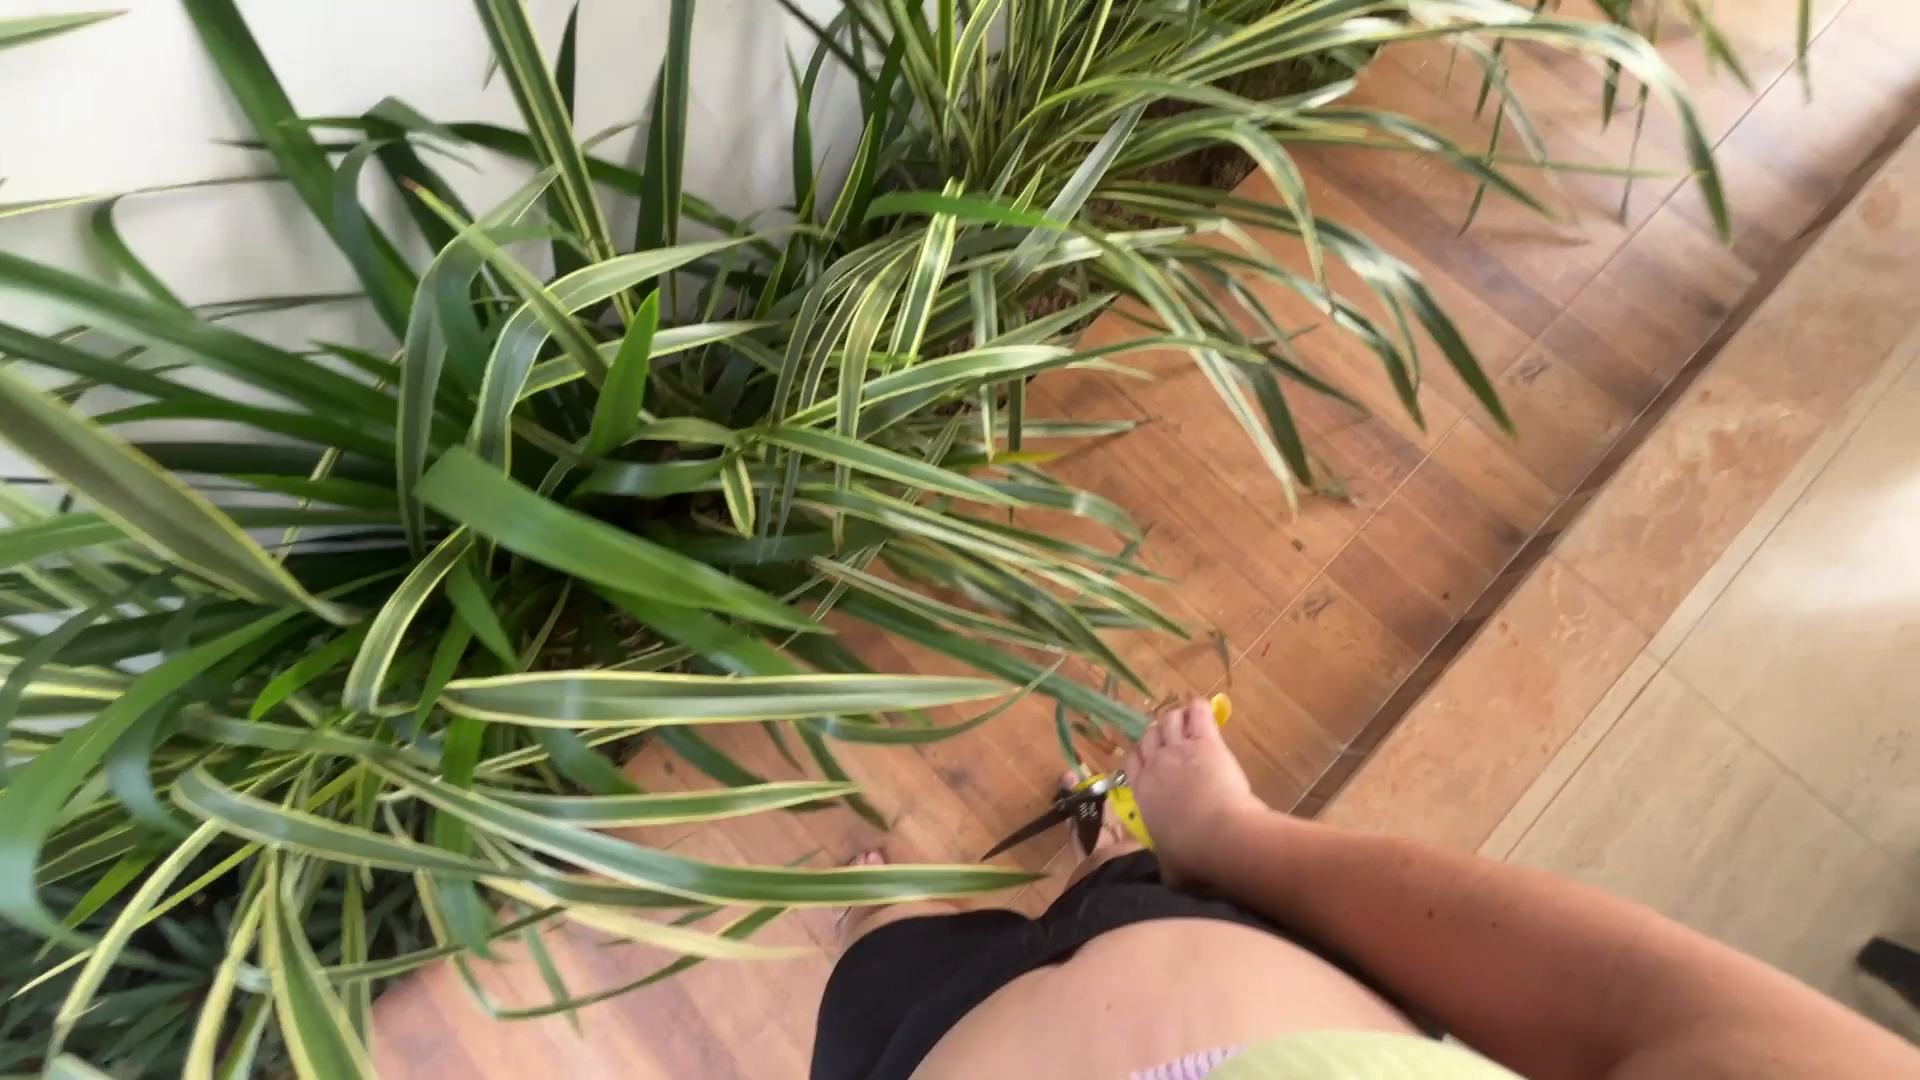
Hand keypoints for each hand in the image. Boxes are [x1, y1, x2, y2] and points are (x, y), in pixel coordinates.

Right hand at [1122, 699, 1265, 888]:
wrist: (1222, 838)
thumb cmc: (1193, 857)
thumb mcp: (1169, 866)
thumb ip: (1165, 862)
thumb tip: (1169, 876)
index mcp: (1142, 790)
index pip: (1132, 759)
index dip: (1141, 755)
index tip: (1152, 759)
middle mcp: (1156, 765)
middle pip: (1149, 735)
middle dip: (1159, 735)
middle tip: (1174, 742)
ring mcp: (1180, 750)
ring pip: (1170, 719)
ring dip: (1178, 720)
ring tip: (1189, 726)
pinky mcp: (1207, 742)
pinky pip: (1198, 713)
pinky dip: (1199, 709)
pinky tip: (1203, 712)